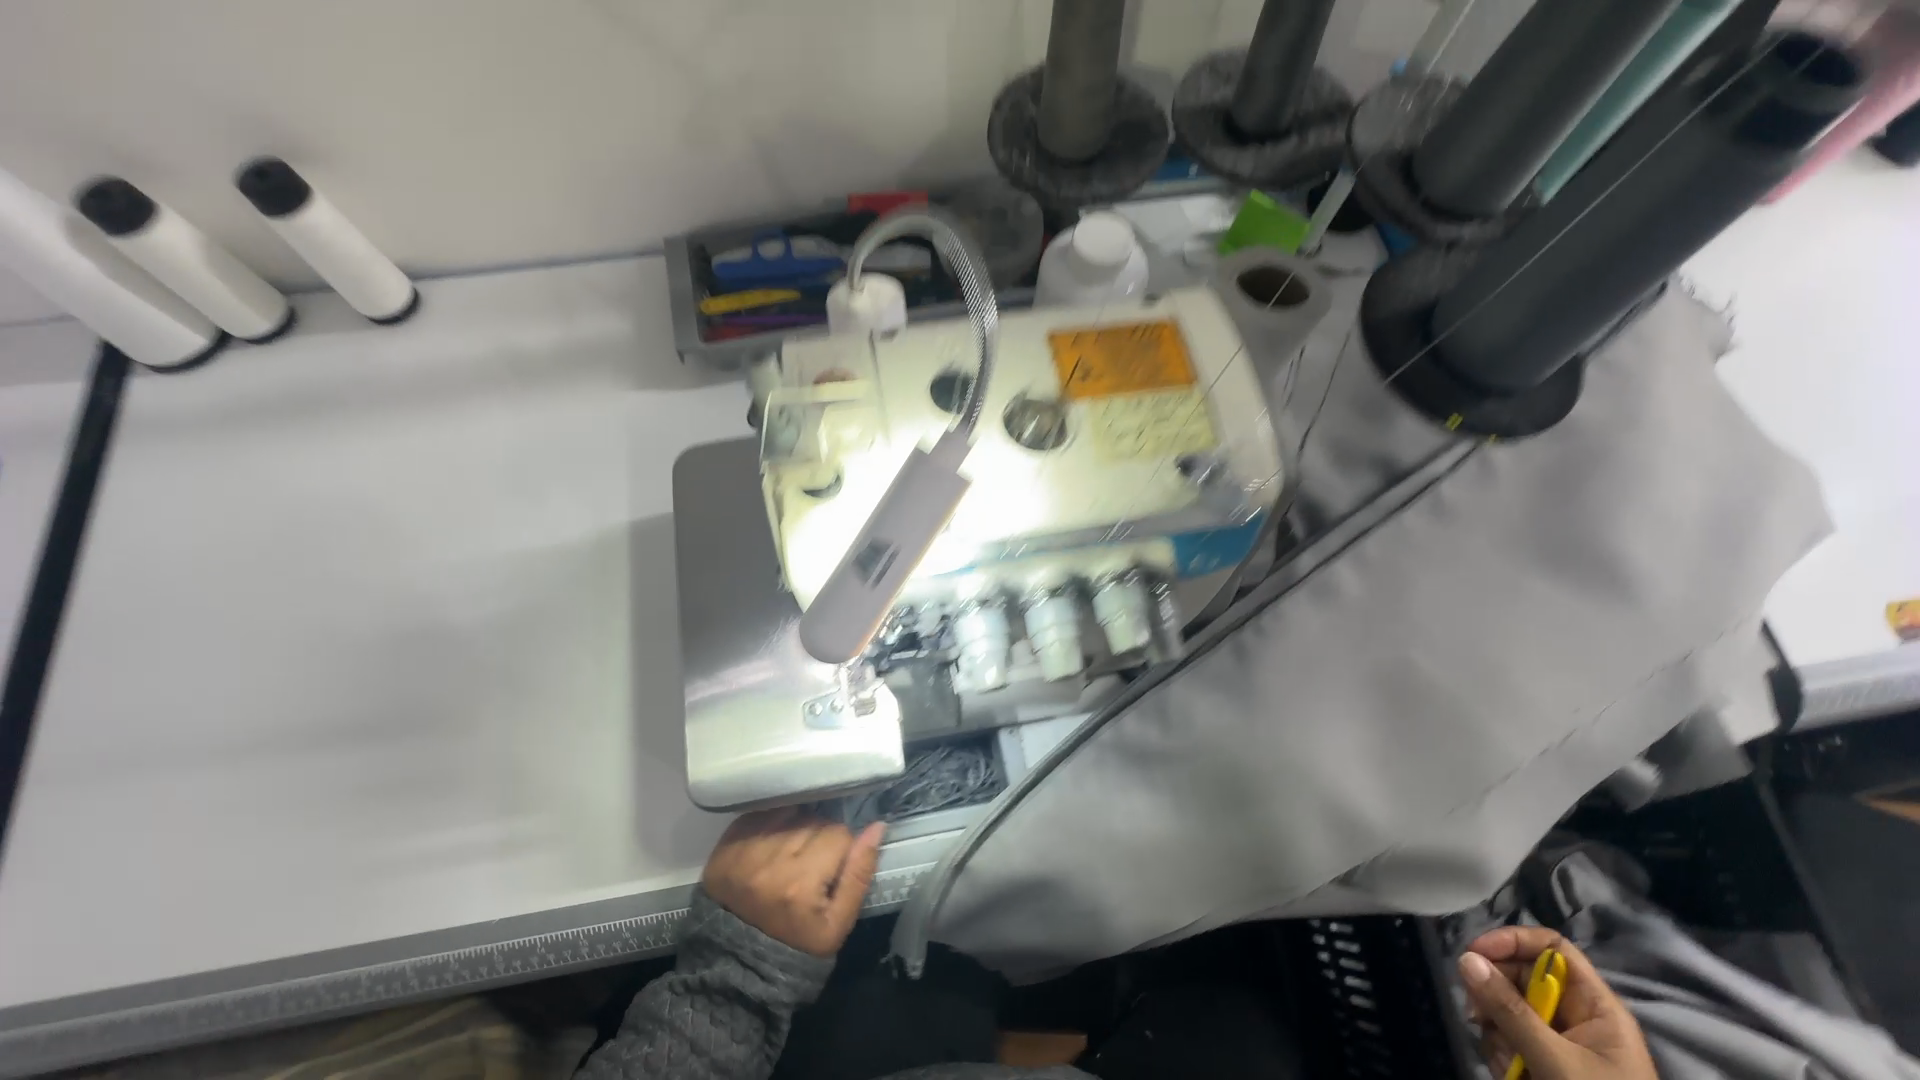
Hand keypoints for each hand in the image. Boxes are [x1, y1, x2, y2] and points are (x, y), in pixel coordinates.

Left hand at [701, 808, 885, 956]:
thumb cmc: (798, 943)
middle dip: (819, 838)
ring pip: (790, 814)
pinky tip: (773, 845)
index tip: (832, 869)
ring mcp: (744, 851)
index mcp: (801, 883)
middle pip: (813, 821)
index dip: (841, 849)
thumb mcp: (839, 922)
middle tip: (812, 865)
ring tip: (792, 855)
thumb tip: (878, 826)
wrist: (740, 959)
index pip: (838, 834)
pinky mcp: (726, 845)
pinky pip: (762, 814)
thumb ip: (860, 873)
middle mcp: (770, 861)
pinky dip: (773, 823)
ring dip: (797, 828)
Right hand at [1458, 927, 1655, 1079]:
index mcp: (1595, 1006)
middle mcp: (1576, 1017)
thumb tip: (1466, 959)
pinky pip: (1509, 1041)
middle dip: (1494, 996)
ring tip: (1511, 1068)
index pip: (1551, 948)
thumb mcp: (1555, 1061)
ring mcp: (1558, 1042)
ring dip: (1497, 1035)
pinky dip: (1502, 1056)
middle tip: (1478, 1016)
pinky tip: (1513, 1077)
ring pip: (1508, 1011)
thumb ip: (1510, 1011)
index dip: (1512, 941)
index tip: (1474, 954)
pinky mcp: (1543, 1064)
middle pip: (1520, 977)